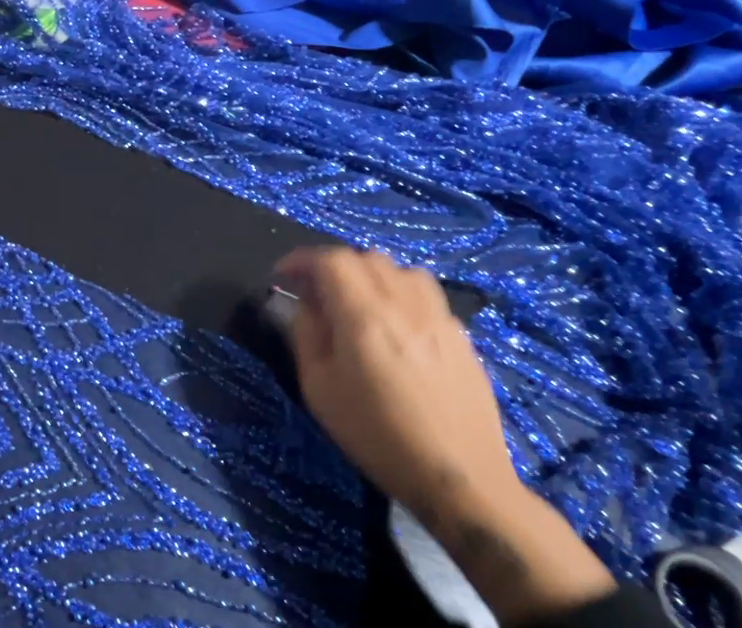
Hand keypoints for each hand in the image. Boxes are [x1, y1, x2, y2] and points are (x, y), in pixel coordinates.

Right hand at [275, 247, 613, 625]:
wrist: (462, 482)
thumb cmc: (376, 439)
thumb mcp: (320, 387)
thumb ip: (304, 334)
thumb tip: (293, 300)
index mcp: (366, 318)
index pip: (329, 261)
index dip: (296, 260)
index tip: (277, 278)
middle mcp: (408, 310)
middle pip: (367, 259)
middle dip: (332, 265)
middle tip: (308, 291)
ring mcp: (442, 324)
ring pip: (403, 272)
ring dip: (369, 276)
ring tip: (349, 305)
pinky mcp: (464, 343)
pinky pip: (427, 297)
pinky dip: (399, 295)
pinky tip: (389, 328)